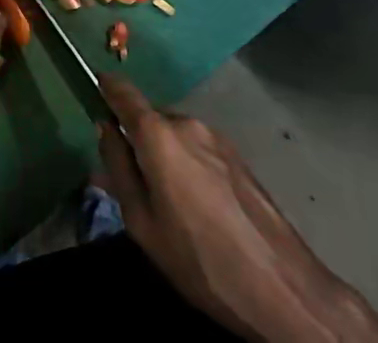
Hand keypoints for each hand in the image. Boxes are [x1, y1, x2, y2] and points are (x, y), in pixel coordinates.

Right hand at [96, 75, 377, 342]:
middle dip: (136, 137)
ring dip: (163, 153)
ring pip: (175, 135)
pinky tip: (196, 205)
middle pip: (150, 118)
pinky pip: (198, 149)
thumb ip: (117, 166)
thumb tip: (105, 129)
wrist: (284, 290)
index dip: (105, 87)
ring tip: (166, 198)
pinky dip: (187, 164)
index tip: (93, 90)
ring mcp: (219, 140)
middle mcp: (188, 124)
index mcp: (158, 134)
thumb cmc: (199, 258)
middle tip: (130, 175)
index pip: (122, 92)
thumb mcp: (140, 220)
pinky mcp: (240, 159)